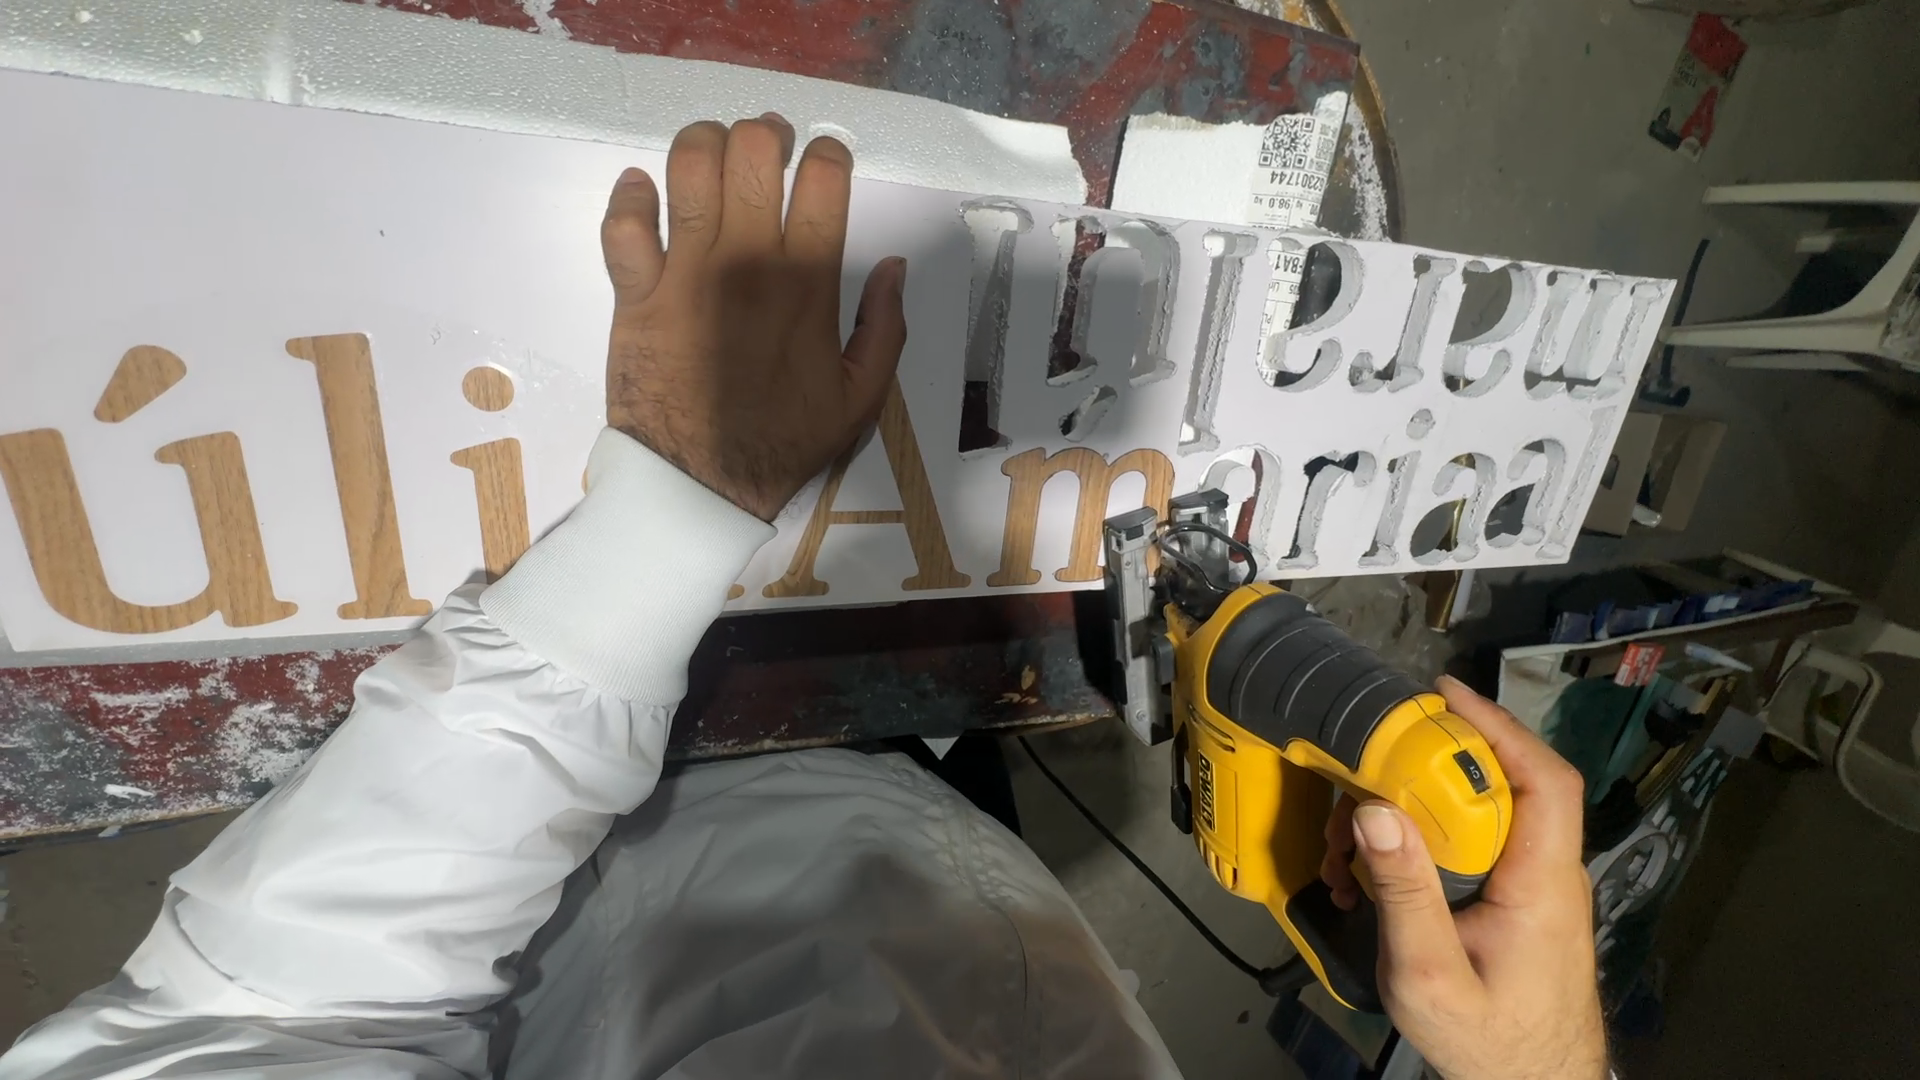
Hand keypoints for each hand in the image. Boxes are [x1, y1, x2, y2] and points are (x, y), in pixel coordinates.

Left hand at [599, 114, 907, 520]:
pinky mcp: (636, 291)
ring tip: (716, 155)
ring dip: (705, 143)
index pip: (823, 183)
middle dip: (766, 133)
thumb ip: (885, 328)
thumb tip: (893, 265)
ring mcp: (685, 271)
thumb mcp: (861, 398)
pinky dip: (631, 195)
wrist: (705, 482)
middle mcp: (746, 262)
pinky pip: (623, 222)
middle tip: (770, 145)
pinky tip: (646, 190)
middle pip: (752, 154)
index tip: (827, 159)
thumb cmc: (787, 441)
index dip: (829, 154)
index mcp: (807, 285)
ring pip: (688, 167)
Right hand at [1320, 675, 1607, 1079]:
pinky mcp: (1500, 897)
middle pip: (1490, 785)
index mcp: (1541, 883)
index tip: (1443, 693)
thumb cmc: (1490, 1042)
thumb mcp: (1430, 975)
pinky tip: (1362, 875)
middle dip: (1415, 768)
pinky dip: (1404, 844)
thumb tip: (1375, 810)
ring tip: (1340, 846)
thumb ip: (1405, 893)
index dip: (1499, 727)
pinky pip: (1453, 846)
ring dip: (1397, 814)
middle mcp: (1540, 871)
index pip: (1544, 781)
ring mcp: (1521, 884)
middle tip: (1355, 772)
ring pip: (1462, 815)